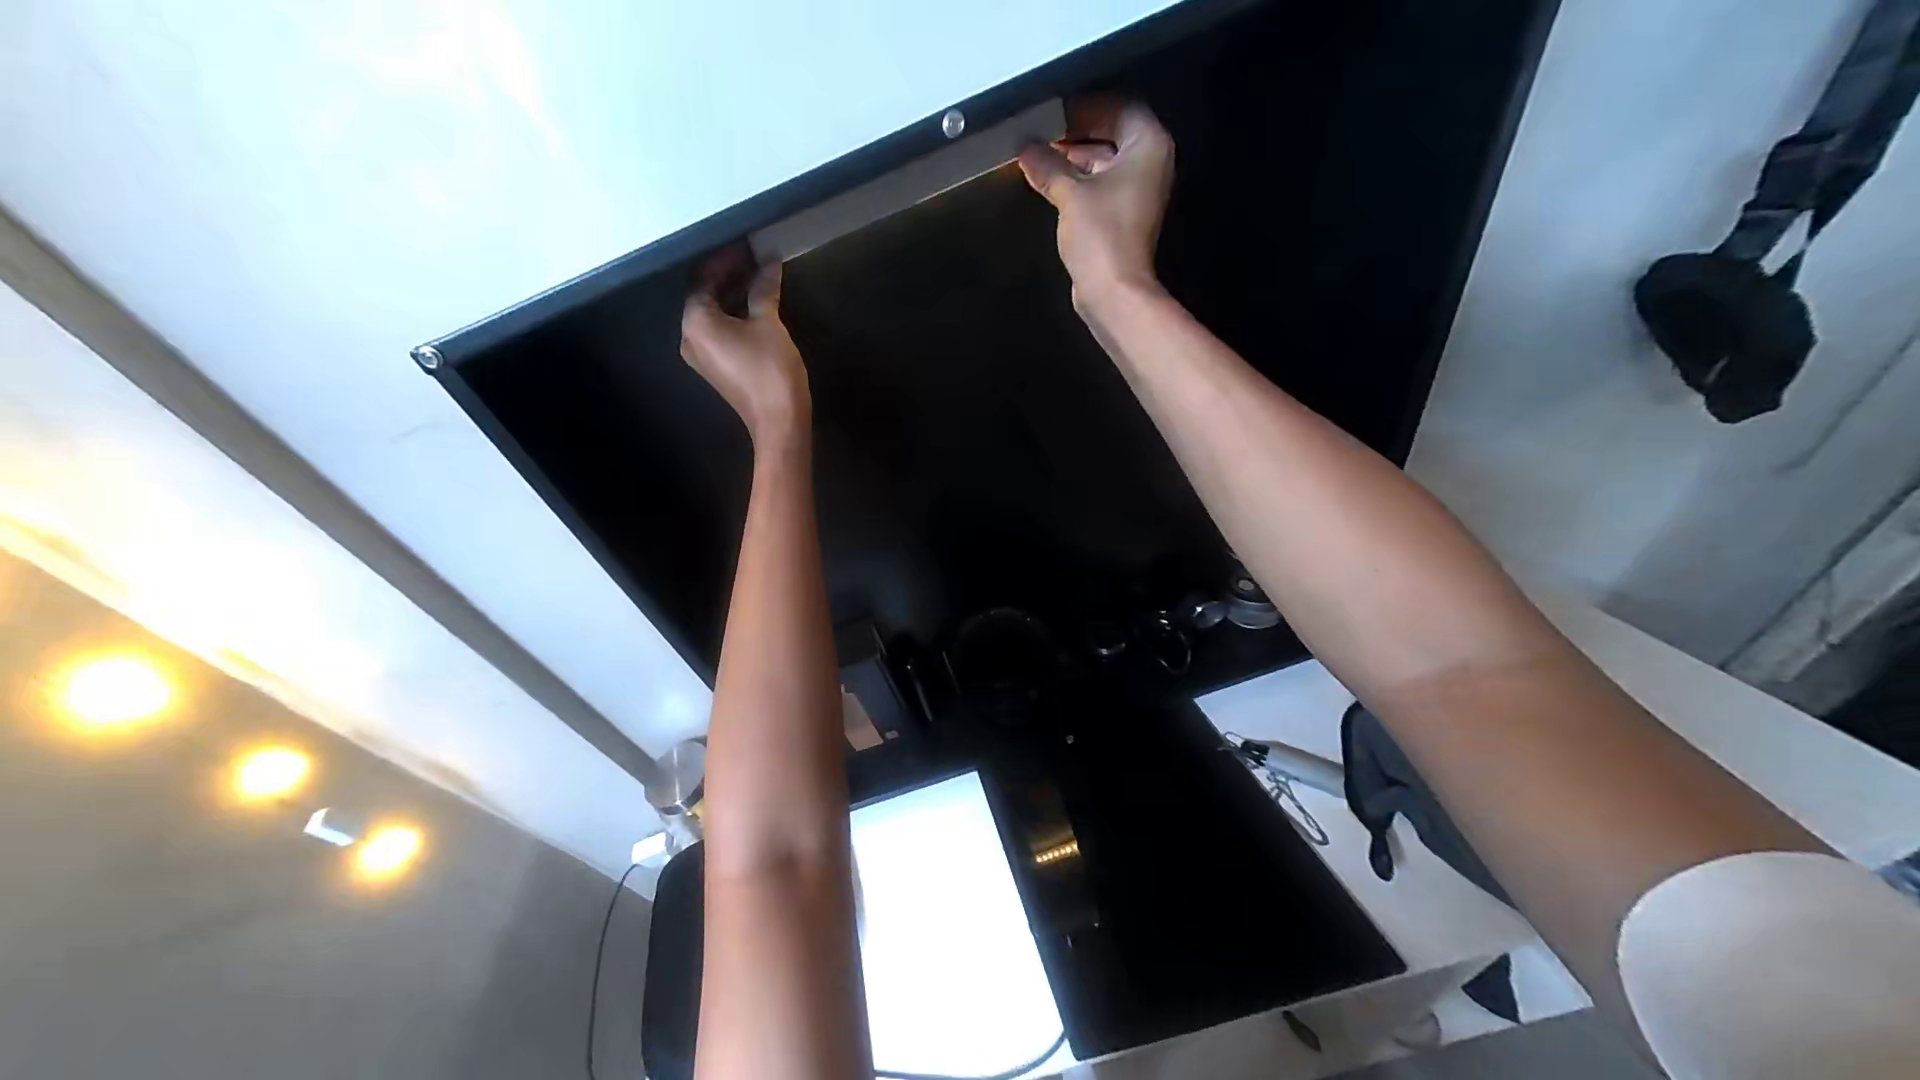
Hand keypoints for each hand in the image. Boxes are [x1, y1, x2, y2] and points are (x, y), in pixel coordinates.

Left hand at [681, 258, 810, 444]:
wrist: (779, 421)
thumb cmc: (771, 370)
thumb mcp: (769, 323)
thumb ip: (764, 289)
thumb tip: (769, 261)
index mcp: (695, 322)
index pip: (703, 279)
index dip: (725, 260)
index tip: (747, 246)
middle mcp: (689, 337)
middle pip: (705, 296)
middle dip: (729, 276)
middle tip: (755, 258)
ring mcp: (701, 355)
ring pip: (713, 314)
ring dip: (733, 295)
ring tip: (759, 278)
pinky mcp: (716, 367)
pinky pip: (720, 332)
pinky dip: (734, 315)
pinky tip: (755, 305)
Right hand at [1017, 100, 1173, 304]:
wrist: (1113, 290)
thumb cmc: (1100, 234)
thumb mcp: (1069, 192)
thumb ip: (1047, 164)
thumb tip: (1026, 147)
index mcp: (1147, 145)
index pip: (1117, 107)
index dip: (1084, 106)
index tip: (1052, 110)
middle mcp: (1150, 163)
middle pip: (1112, 133)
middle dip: (1075, 132)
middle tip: (1040, 131)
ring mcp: (1138, 191)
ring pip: (1104, 161)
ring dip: (1074, 157)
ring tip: (1038, 155)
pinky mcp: (1123, 215)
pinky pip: (1101, 185)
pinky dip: (1078, 180)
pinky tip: (1049, 180)